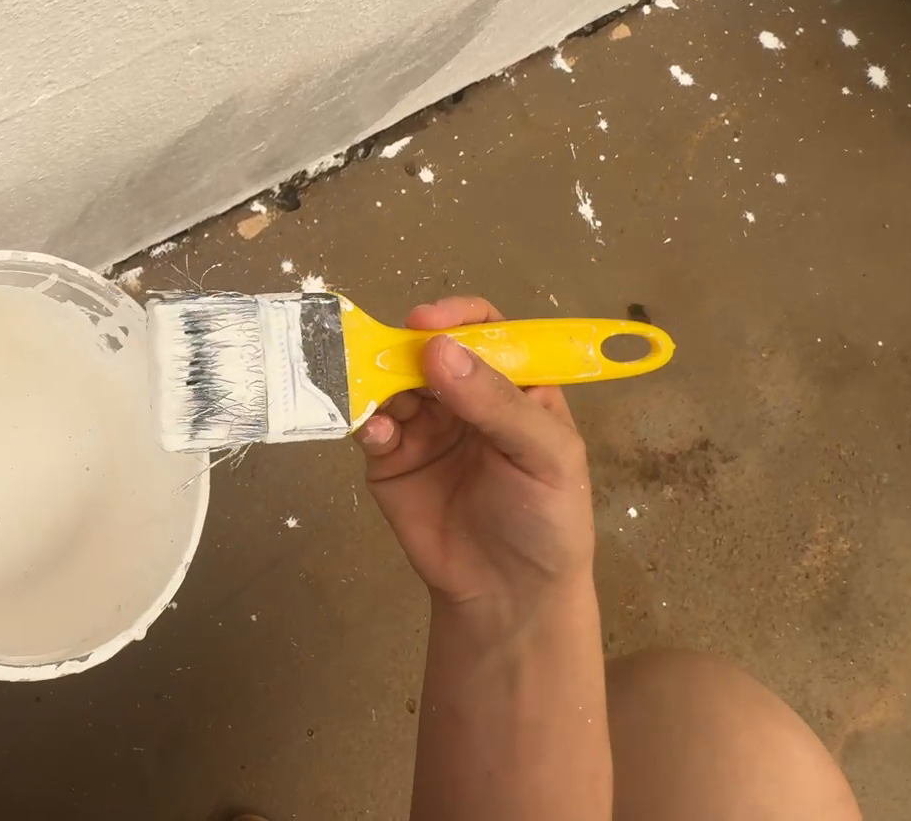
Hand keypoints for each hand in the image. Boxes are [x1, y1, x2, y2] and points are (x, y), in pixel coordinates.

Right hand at [353, 297, 595, 620]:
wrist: (504, 594)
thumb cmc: (544, 520)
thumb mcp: (545, 457)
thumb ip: (496, 402)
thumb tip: (437, 347)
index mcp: (512, 388)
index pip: (486, 330)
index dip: (458, 317)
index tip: (428, 322)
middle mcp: (462, 398)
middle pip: (426, 350)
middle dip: (404, 349)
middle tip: (385, 356)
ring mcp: (422, 424)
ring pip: (389, 383)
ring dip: (378, 382)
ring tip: (382, 402)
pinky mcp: (387, 454)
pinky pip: (368, 423)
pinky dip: (366, 421)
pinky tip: (380, 436)